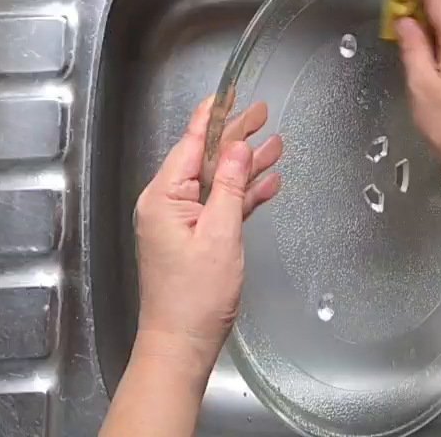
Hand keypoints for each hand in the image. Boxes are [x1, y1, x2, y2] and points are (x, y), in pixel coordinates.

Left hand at [133, 95, 283, 373]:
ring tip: (276, 145)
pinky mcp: (193, 237)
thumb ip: (228, 185)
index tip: (230, 92)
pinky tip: (267, 183)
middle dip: (236, 137)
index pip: (190, 142)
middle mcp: (167, 202)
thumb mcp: (219, 234)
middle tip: (264, 114)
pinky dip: (242, 194)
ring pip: (216, 180)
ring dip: (245, 166)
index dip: (213, 115)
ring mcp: (180, 220)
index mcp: (164, 195)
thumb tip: (237, 146)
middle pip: (205, 157)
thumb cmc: (196, 296)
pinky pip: (219, 205)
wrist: (182, 347)